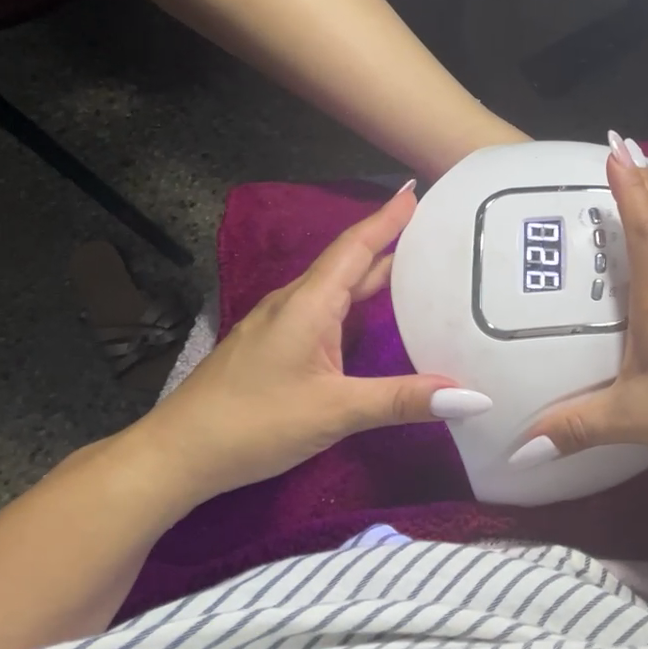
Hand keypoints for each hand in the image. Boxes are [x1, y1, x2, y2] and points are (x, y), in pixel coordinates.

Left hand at [117, 182, 490, 503]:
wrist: (172, 458)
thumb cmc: (252, 424)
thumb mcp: (336, 412)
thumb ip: (405, 400)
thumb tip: (476, 397)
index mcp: (308, 305)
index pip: (356, 248)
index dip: (388, 218)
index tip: (417, 190)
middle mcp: (294, 304)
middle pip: (350, 262)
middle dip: (391, 240)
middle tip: (436, 229)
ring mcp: (280, 325)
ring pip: (337, 286)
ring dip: (375, 271)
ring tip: (418, 264)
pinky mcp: (275, 347)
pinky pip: (326, 308)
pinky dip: (358, 299)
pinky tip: (374, 314)